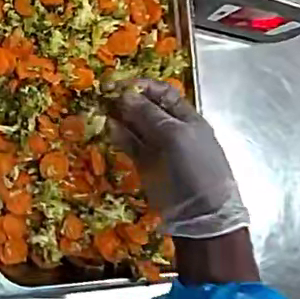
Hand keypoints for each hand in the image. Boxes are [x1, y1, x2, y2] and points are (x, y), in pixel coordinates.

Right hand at [107, 80, 247, 239]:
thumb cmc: (196, 169)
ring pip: (132, 124)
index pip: (162, 92)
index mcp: (186, 117)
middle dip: (124, 99)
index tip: (118, 84)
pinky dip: (116, 134)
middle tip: (102, 95)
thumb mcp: (176, 136)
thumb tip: (123, 94)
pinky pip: (128, 143)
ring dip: (116, 116)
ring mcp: (156, 146)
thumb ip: (149, 114)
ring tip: (99, 110)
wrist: (200, 214)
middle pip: (144, 106)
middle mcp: (170, 128)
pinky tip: (106, 128)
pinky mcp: (143, 163)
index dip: (141, 86)